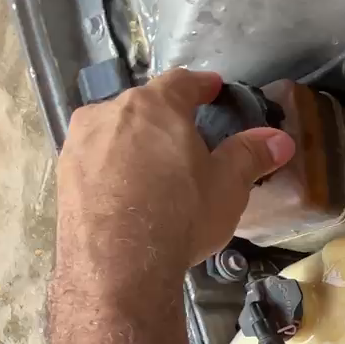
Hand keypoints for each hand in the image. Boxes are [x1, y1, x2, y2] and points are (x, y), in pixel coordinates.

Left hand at [54, 68, 293, 306]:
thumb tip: (280, 139)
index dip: (201, 85)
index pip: (181, 82)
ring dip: (137, 144)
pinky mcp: (64, 174)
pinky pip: (97, 161)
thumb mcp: (229, 186)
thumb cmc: (182, 213)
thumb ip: (250, 156)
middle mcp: (110, 113)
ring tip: (157, 172)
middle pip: (143, 107)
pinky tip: (131, 196)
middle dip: (167, 119)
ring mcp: (80, 142)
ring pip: (115, 132)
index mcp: (156, 108)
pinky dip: (116, 170)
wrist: (120, 261)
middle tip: (188, 140)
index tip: (213, 88)